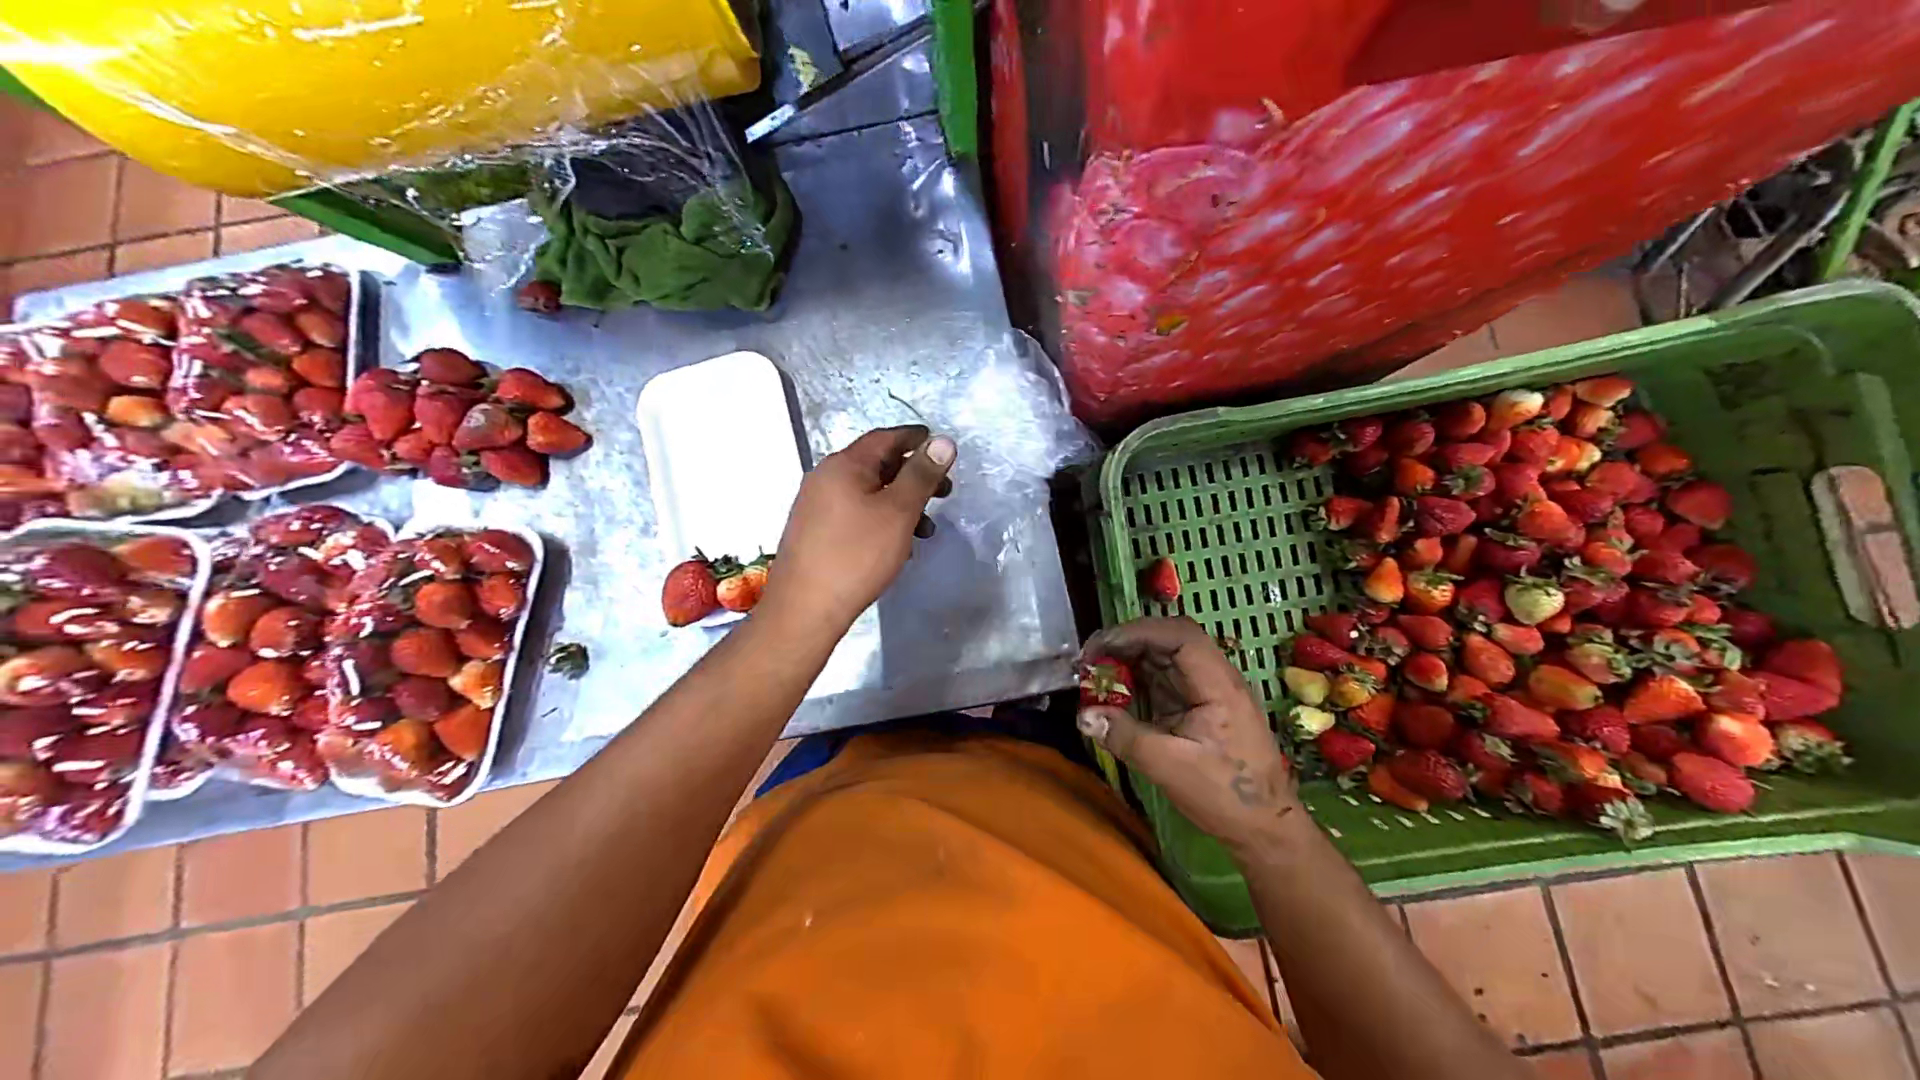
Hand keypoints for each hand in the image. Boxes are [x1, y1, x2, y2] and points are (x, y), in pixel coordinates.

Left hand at [759, 425, 955, 630]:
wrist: (805, 608)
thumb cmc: (856, 555)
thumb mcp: (898, 511)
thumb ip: (922, 474)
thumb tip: (943, 441)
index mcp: (843, 465)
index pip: (885, 438)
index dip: (916, 440)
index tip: (942, 448)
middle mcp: (825, 478)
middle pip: (877, 465)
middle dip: (914, 476)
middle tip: (944, 492)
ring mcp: (816, 506)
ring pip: (868, 493)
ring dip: (901, 504)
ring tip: (925, 530)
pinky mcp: (815, 533)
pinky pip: (856, 514)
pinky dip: (881, 520)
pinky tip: (897, 546)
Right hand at [1078, 617, 1300, 853]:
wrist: (1265, 827)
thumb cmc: (1225, 795)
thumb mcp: (1169, 767)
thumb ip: (1124, 736)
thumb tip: (1083, 714)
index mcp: (1218, 685)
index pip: (1179, 635)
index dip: (1137, 632)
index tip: (1101, 648)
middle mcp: (1214, 678)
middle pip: (1169, 639)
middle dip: (1126, 642)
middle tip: (1090, 660)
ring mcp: (1205, 690)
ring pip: (1163, 656)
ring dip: (1128, 659)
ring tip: (1094, 673)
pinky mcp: (1196, 704)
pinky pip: (1162, 678)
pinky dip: (1135, 678)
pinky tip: (1114, 691)